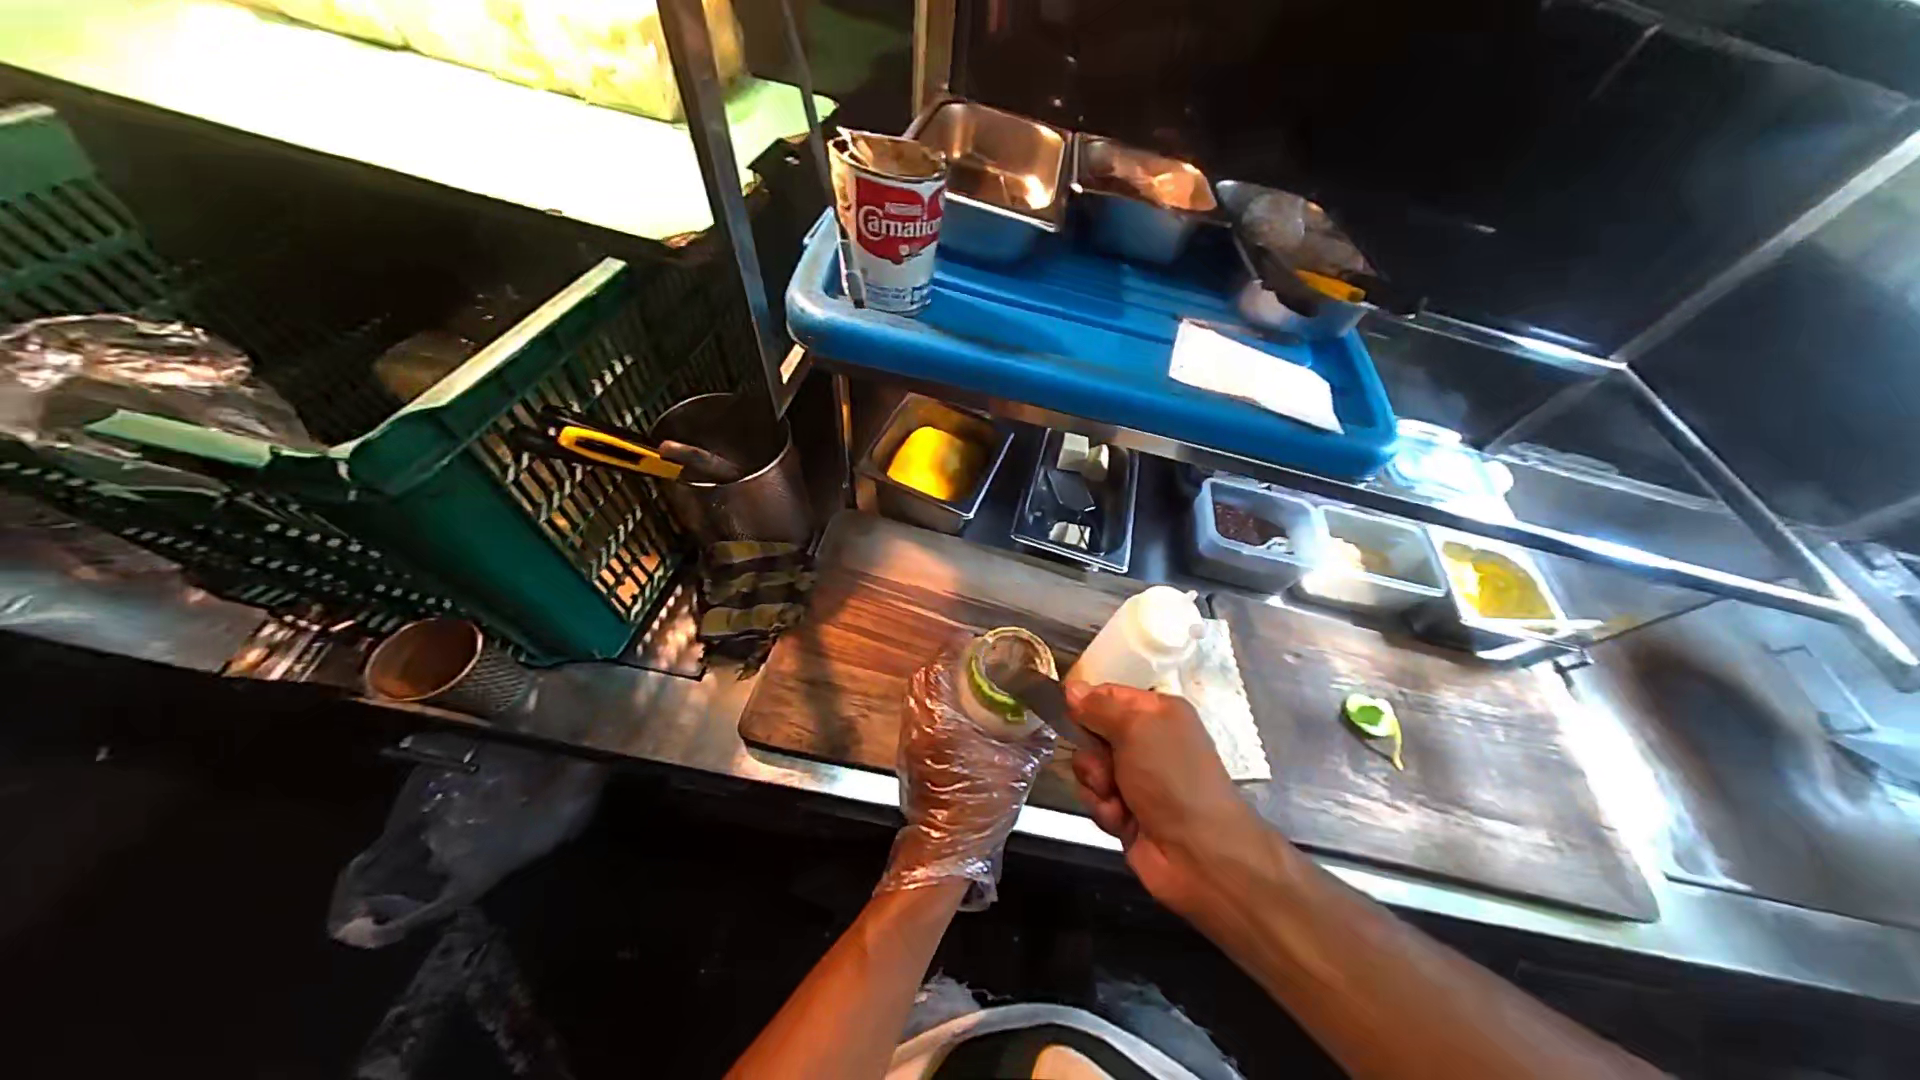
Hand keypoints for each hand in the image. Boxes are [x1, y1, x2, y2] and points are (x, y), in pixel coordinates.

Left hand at [878, 646, 1055, 909]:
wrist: (946, 847)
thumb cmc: (980, 804)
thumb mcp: (1018, 767)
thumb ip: (1035, 736)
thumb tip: (1052, 715)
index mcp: (942, 719)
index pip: (940, 667)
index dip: (955, 647)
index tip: (973, 639)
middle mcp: (920, 722)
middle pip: (926, 676)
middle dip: (948, 662)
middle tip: (975, 659)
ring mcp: (910, 737)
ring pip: (920, 695)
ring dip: (941, 682)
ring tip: (970, 680)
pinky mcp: (909, 752)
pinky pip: (920, 713)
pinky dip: (937, 702)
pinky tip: (960, 711)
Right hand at [1065, 681, 1268, 918]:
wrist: (1199, 853)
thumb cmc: (1172, 779)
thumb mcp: (1136, 728)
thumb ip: (1098, 706)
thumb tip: (1071, 688)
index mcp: (1157, 713)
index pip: (1108, 695)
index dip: (1085, 703)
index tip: (1066, 712)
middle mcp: (1147, 742)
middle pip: (1092, 733)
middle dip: (1091, 752)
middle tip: (1106, 767)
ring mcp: (1136, 779)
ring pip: (1088, 769)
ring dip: (1096, 784)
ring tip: (1118, 800)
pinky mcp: (1125, 811)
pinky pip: (1094, 799)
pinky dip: (1104, 809)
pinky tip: (1122, 820)